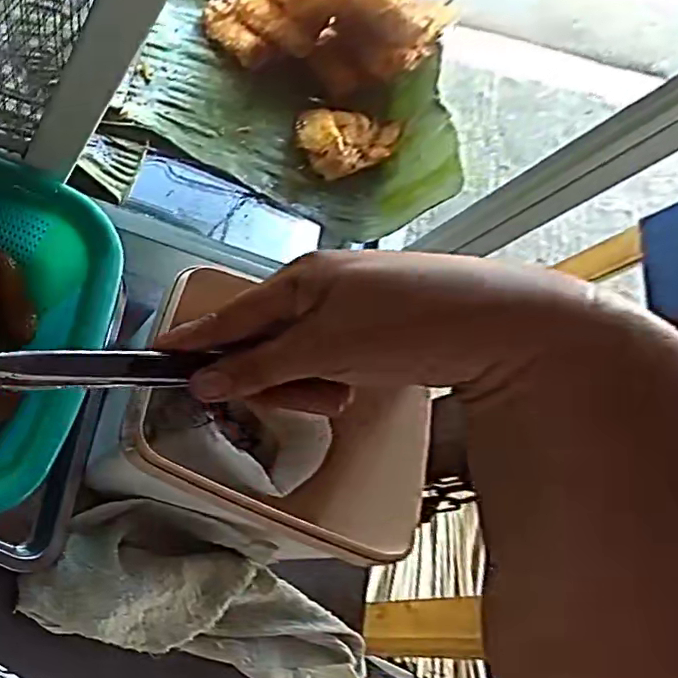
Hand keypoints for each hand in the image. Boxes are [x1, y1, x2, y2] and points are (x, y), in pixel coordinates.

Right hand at [153, 251, 639, 411]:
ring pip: (292, 355)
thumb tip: (199, 383)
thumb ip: (255, 369)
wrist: (520, 326)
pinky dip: (332, 376)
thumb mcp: (323, 353)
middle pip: (260, 342)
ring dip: (305, 383)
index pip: (228, 317)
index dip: (192, 339)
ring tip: (342, 393)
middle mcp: (317, 285)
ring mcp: (348, 303)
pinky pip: (324, 355)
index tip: (157, 352)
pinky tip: (360, 382)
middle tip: (306, 398)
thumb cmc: (411, 327)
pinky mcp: (374, 323)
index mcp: (299, 280)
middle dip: (273, 377)